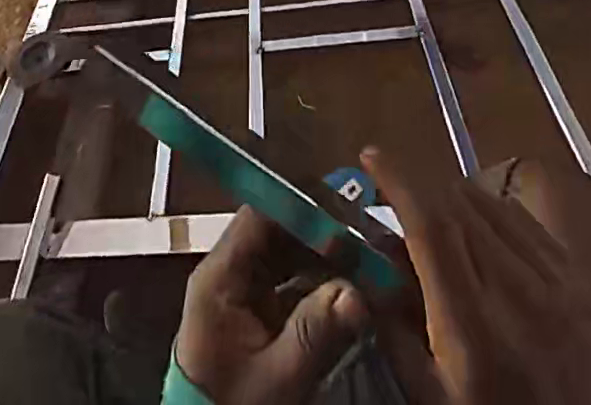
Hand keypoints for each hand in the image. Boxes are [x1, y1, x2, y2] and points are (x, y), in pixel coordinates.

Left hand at [175, 207, 367, 404]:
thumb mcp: (277, 380)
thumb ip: (315, 335)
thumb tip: (358, 295)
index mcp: (221, 274)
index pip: (259, 219)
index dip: (301, 211)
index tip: (345, 217)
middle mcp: (230, 270)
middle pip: (276, 232)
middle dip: (321, 232)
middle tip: (368, 238)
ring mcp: (244, 289)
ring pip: (287, 255)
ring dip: (326, 256)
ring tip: (369, 260)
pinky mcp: (258, 311)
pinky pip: (292, 282)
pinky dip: (322, 283)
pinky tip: (355, 289)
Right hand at [361, 147, 590, 404]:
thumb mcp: (422, 384)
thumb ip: (387, 313)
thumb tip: (370, 249)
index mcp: (475, 326)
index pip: (431, 226)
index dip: (397, 180)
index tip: (369, 156)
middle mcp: (521, 295)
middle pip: (455, 204)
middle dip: (415, 185)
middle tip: (389, 191)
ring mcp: (558, 284)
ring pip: (485, 201)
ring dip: (446, 195)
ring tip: (429, 214)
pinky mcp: (579, 279)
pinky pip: (518, 215)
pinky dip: (484, 208)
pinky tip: (472, 228)